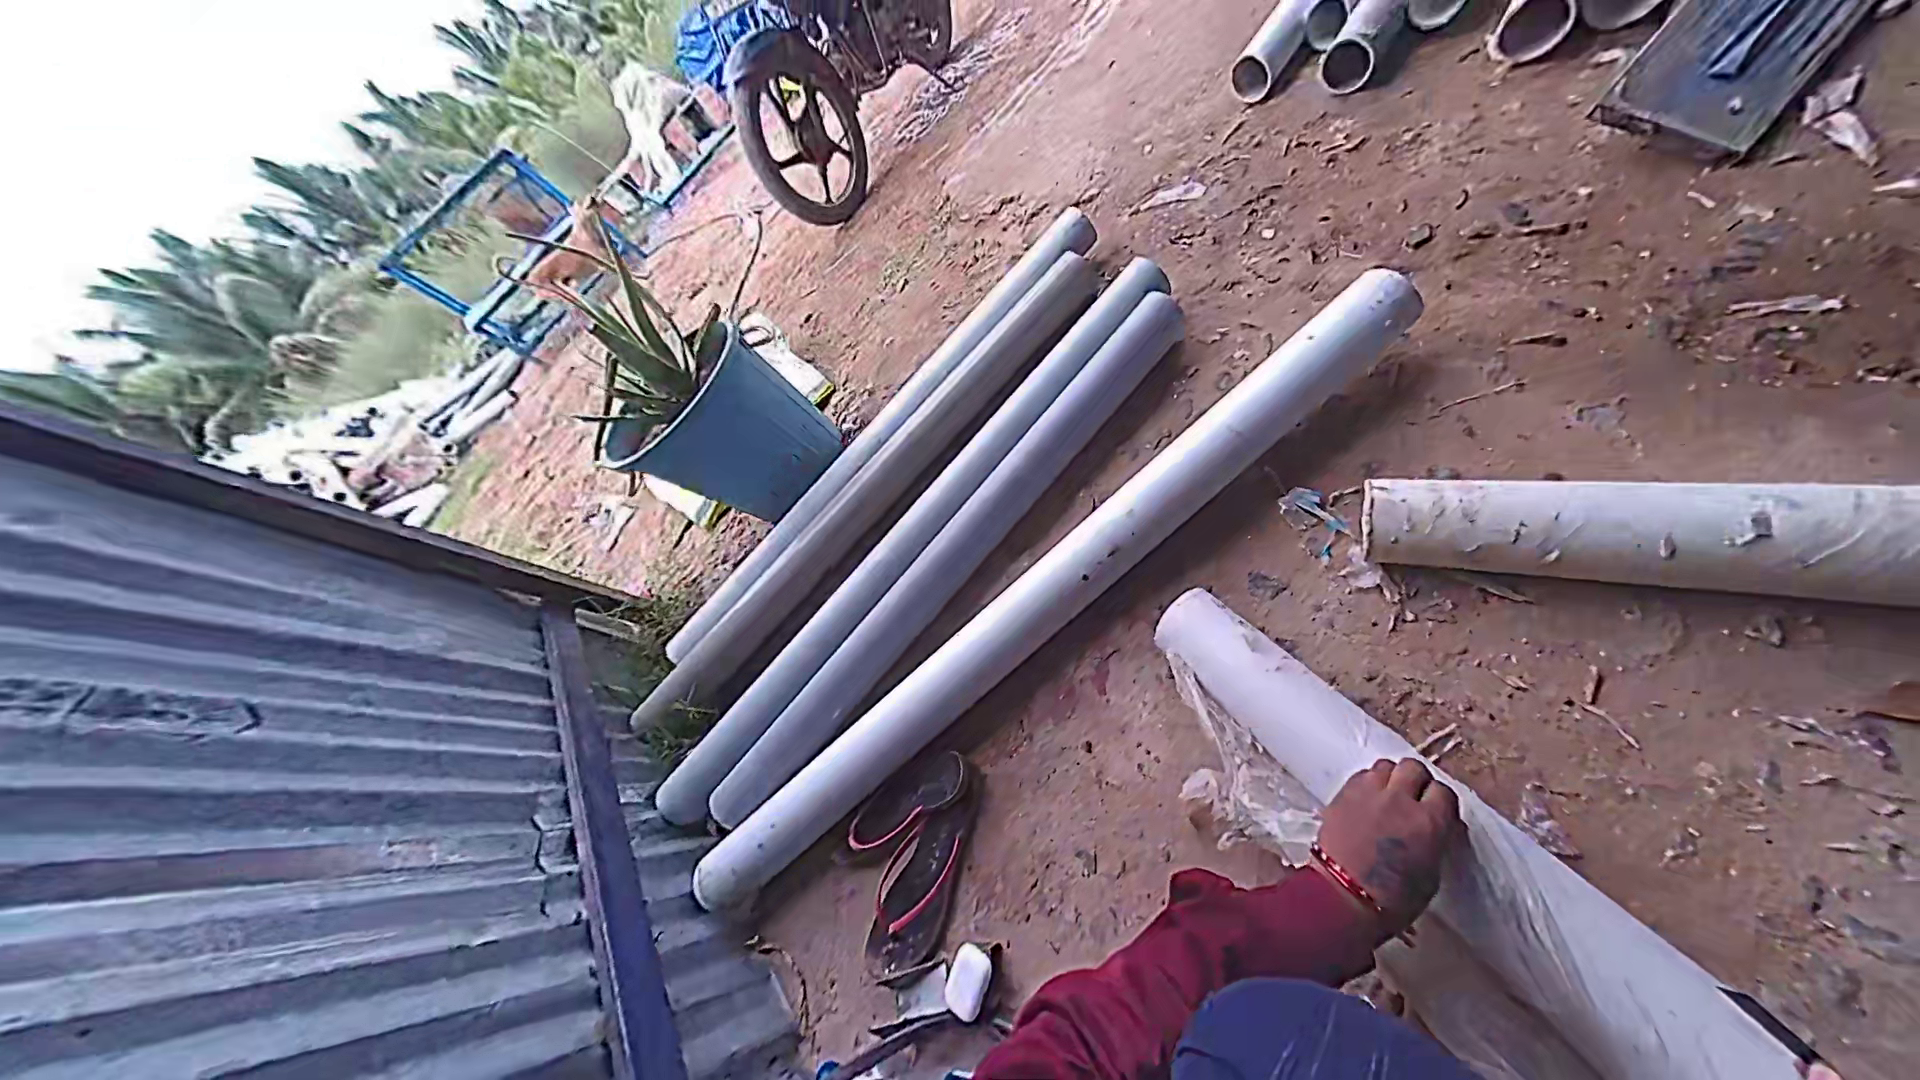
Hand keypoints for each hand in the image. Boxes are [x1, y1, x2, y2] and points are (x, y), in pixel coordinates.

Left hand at [1313, 758, 1464, 937]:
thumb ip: (1436, 838)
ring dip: (1390, 777)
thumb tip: (1439, 824)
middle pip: (1413, 767)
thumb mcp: (1431, 870)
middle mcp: (1399, 800)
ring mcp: (1367, 793)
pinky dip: (1368, 782)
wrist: (1345, 893)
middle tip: (1413, 796)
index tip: (1437, 808)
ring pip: (1384, 766)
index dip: (1440, 799)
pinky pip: (1361, 775)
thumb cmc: (1395, 896)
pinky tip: (1367, 799)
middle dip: (1416, 779)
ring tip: (1388, 795)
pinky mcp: (1342, 793)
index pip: (1444, 792)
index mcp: (1429, 822)